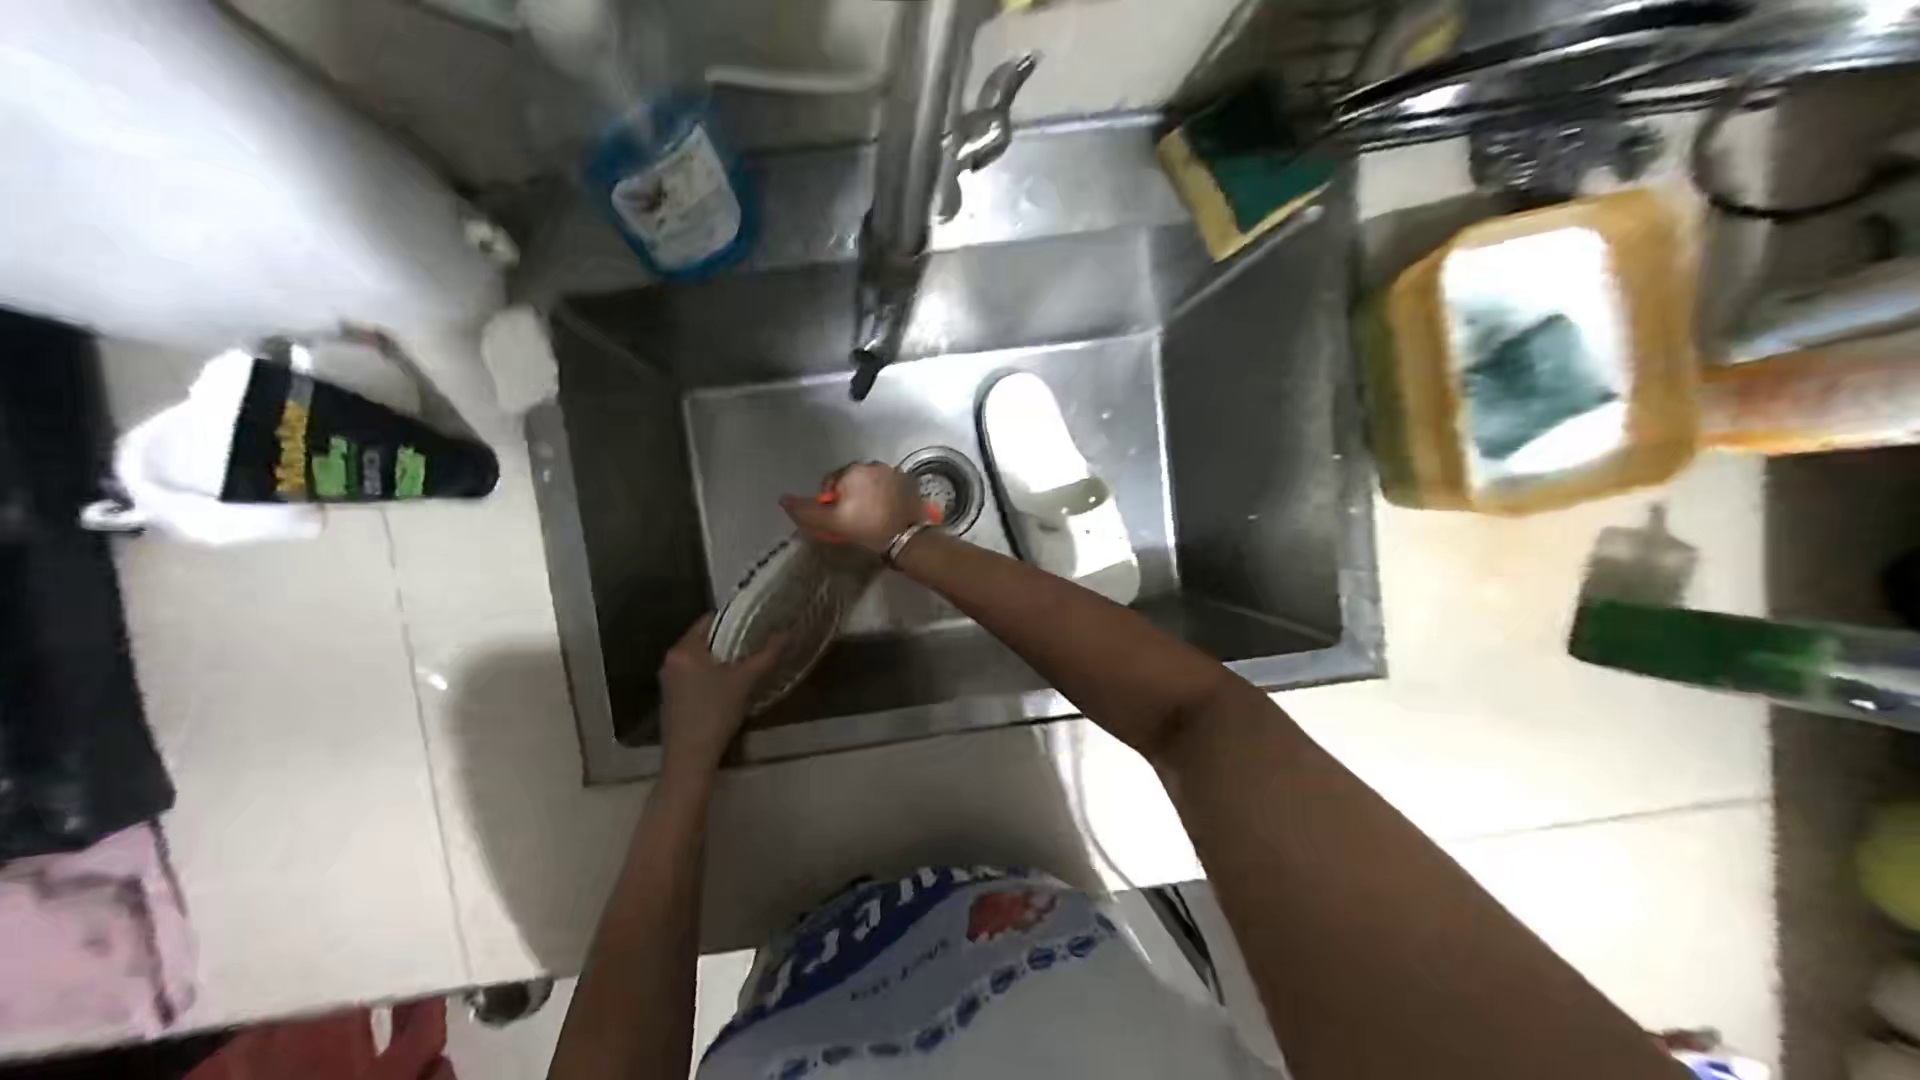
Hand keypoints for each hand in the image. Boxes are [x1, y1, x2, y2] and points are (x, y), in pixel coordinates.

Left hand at [658, 615, 781, 778]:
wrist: (689, 758)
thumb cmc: (714, 713)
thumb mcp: (745, 681)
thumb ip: (767, 655)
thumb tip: (787, 632)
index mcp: (683, 649)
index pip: (709, 620)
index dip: (734, 618)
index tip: (757, 621)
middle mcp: (671, 660)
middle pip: (704, 639)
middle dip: (730, 639)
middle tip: (757, 641)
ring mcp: (668, 681)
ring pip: (699, 658)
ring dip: (722, 658)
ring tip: (748, 661)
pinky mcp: (672, 698)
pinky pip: (694, 674)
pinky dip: (712, 673)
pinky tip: (730, 684)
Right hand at [779, 462, 925, 553]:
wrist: (907, 537)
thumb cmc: (867, 528)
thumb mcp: (833, 522)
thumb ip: (806, 511)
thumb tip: (783, 499)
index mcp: (852, 471)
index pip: (831, 482)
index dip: (831, 502)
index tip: (838, 518)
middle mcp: (873, 464)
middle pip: (852, 480)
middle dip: (849, 496)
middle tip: (854, 519)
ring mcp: (894, 471)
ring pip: (871, 482)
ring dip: (867, 494)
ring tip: (871, 516)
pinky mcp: (909, 481)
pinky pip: (889, 485)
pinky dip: (885, 494)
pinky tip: (887, 511)